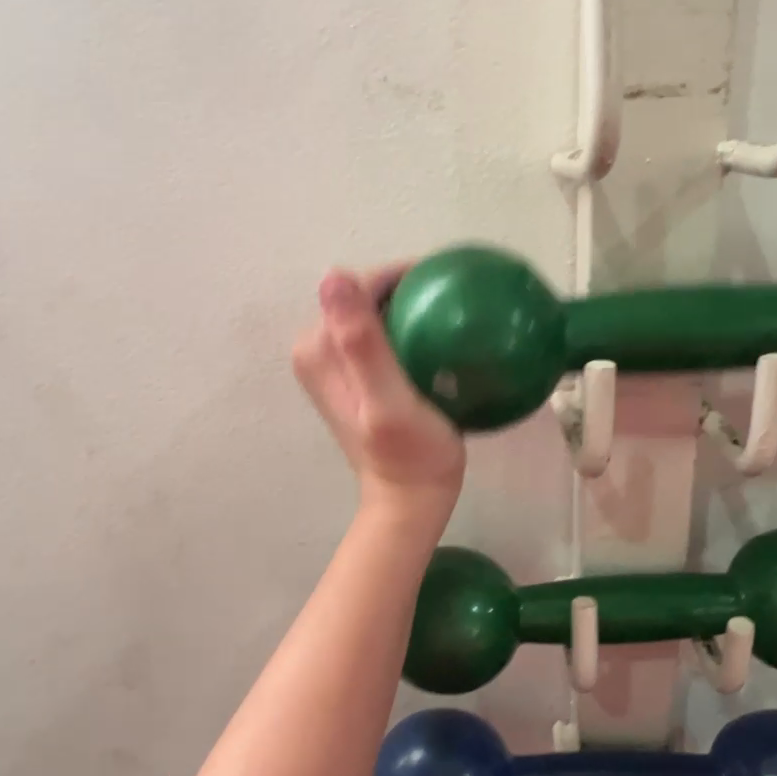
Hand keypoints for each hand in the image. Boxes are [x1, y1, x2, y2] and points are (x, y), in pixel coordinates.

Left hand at [294, 264, 465, 520]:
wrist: (411, 499)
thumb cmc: (408, 455)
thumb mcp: (387, 400)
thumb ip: (362, 343)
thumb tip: (333, 276)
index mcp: (318, 348)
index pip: (361, 285)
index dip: (406, 277)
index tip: (450, 286)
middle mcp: (318, 349)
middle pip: (369, 295)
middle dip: (410, 290)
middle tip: (458, 302)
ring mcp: (335, 363)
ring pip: (379, 313)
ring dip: (415, 308)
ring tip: (456, 314)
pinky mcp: (356, 375)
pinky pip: (385, 334)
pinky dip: (413, 329)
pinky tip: (443, 338)